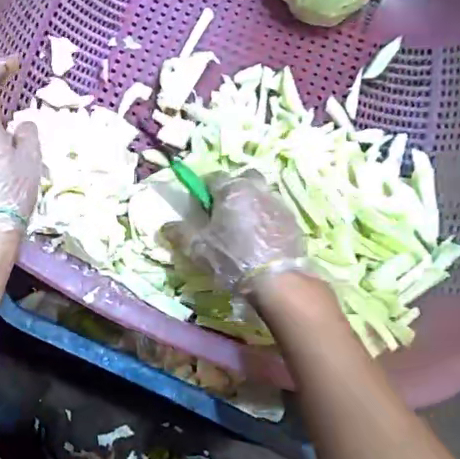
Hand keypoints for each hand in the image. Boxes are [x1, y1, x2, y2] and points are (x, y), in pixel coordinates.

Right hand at [168, 171, 314, 292]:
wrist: (278, 281)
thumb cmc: (232, 258)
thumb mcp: (197, 248)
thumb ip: (179, 233)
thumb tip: (166, 226)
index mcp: (231, 190)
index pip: (213, 177)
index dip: (204, 190)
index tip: (201, 207)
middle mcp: (257, 190)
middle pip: (243, 179)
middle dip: (234, 189)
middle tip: (225, 213)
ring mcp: (278, 204)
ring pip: (261, 195)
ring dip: (251, 205)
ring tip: (244, 230)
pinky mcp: (293, 221)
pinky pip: (274, 213)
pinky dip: (266, 220)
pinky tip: (261, 241)